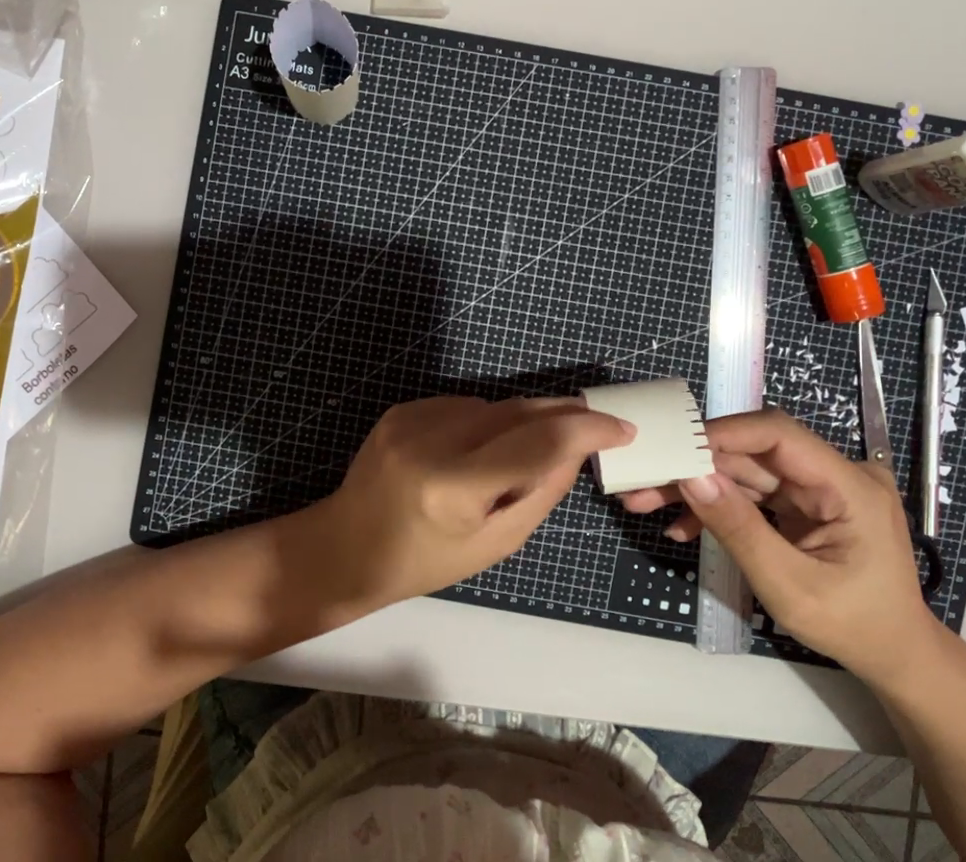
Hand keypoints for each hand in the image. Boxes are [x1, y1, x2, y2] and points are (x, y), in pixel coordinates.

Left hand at [307, 397, 634, 610]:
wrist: (346, 547)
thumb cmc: (424, 561)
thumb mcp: (494, 544)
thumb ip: (540, 493)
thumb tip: (576, 450)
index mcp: (454, 486)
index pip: (537, 441)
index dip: (586, 430)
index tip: (620, 428)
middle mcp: (431, 441)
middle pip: (517, 410)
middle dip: (562, 414)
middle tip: (596, 424)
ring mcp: (410, 419)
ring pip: (493, 404)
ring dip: (520, 420)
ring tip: (520, 454)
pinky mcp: (400, 409)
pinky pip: (463, 405)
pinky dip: (483, 421)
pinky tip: (476, 450)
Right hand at [619, 410, 940, 682]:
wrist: (893, 656)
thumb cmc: (851, 624)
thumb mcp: (788, 584)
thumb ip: (739, 528)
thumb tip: (691, 477)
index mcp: (849, 486)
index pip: (778, 434)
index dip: (722, 433)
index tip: (671, 447)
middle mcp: (835, 476)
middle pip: (753, 453)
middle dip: (695, 465)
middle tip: (642, 479)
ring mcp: (819, 491)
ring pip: (744, 473)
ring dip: (696, 487)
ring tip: (643, 501)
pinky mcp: (804, 506)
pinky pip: (752, 496)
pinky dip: (716, 509)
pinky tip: (680, 527)